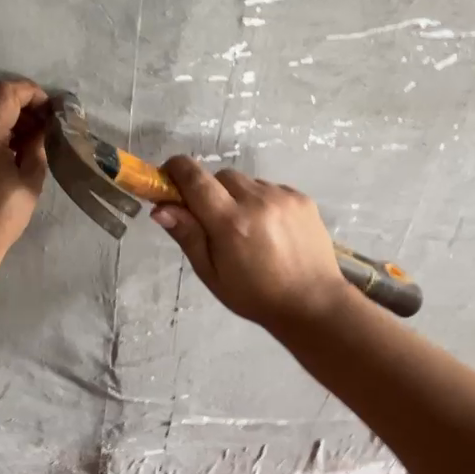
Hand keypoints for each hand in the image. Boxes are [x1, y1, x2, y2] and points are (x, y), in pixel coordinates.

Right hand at [151, 157, 354, 329]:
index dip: (175, 170)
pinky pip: (269, 188)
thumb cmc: (255, 296)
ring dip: (237, 196)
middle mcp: (256, 201)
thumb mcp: (211, 274)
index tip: (167, 177)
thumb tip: (160, 207)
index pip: (194, 177)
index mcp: (230, 222)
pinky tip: (269, 229)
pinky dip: (261, 201)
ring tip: (248, 229)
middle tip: (213, 221)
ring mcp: (282, 196)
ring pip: (246, 182)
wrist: (314, 304)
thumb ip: (187, 236)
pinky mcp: (301, 198)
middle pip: (220, 176)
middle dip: (209, 191)